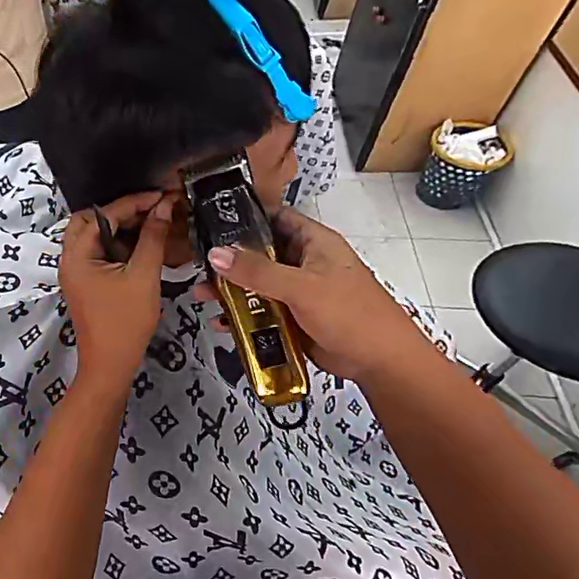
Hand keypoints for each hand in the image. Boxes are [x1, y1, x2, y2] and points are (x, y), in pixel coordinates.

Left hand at [60, 191, 173, 386]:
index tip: (161, 196)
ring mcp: (77, 272)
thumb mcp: (143, 276)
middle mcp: (70, 259)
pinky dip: (118, 244)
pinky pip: (99, 253)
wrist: (110, 365)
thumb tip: (163, 208)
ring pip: (94, 236)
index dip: (134, 202)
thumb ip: (153, 238)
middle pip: (91, 220)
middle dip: (121, 211)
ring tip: (151, 223)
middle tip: (151, 209)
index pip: (104, 215)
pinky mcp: (86, 283)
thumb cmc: (125, 322)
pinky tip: (143, 245)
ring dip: (120, 227)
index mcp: (77, 255)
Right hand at [194, 207, 427, 381]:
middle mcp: (304, 263)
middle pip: (261, 254)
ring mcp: (299, 292)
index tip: (211, 220)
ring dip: (232, 291)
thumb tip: (216, 254)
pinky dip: (243, 317)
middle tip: (199, 266)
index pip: (275, 217)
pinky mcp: (293, 319)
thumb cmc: (350, 313)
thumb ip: (257, 271)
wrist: (379, 361)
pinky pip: (262, 313)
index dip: (245, 217)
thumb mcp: (301, 287)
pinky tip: (222, 323)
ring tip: (202, 295)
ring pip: (258, 286)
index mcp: (314, 242)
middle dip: (230, 260)